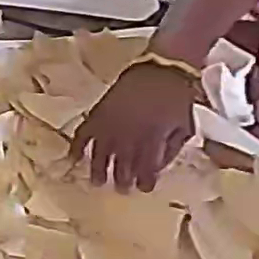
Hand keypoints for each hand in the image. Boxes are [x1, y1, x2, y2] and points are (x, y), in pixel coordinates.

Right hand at [71, 61, 198, 191]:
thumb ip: (171, 149)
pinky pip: (82, 135)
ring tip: (98, 182)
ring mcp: (109, 126)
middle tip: (121, 190)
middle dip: (122, 180)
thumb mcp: (185, 125)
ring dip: (98, 170)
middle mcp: (127, 137)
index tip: (144, 189)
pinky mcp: (97, 115)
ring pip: (100, 155)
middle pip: (121, 165)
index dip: (144, 181)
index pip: (145, 169)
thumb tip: (158, 167)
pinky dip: (76, 148)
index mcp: (151, 140)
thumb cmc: (176, 97)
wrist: (158, 68)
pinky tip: (73, 159)